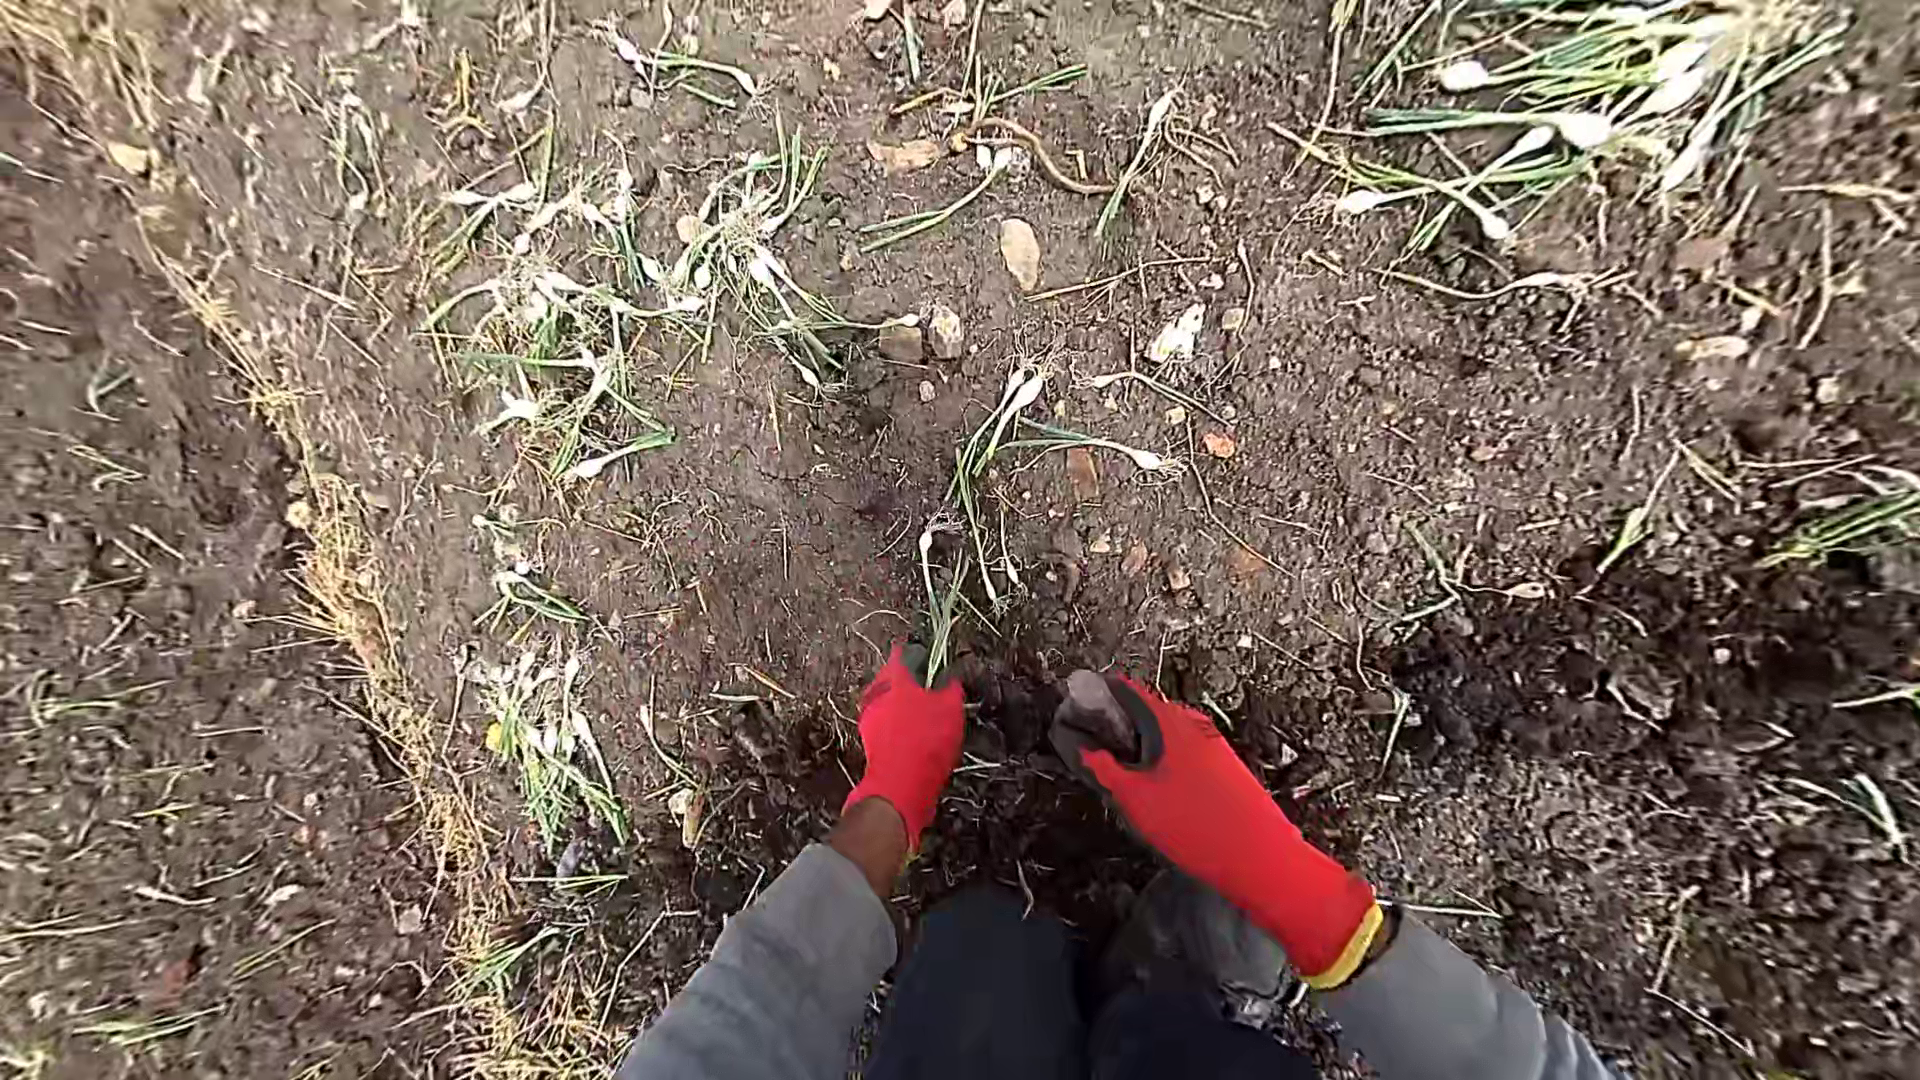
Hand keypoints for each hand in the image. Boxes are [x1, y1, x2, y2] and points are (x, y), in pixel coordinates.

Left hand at [842, 644, 964, 852]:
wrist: (899, 785)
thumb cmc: (926, 740)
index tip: (929, 655)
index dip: (918, 652)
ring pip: (888, 699)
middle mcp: (877, 693)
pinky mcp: (870, 740)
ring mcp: (869, 717)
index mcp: (895, 678)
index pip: (903, 653)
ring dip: (903, 701)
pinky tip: (914, 734)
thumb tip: (950, 677)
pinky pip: (886, 721)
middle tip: (930, 685)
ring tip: (925, 711)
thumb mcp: (950, 708)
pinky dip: (898, 722)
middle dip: (910, 678)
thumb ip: (949, 687)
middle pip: (893, 676)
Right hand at [1050, 670, 1382, 989]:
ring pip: (1167, 731)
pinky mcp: (1226, 765)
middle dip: (1121, 722)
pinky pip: (1185, 748)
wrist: (1265, 863)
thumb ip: (1106, 769)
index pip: (1128, 690)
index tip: (1082, 704)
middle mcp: (1194, 725)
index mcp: (1171, 722)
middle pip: (1148, 709)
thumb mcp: (1137, 800)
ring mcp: (1214, 744)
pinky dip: (1165, 755)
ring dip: (1144, 741)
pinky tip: (1158, 784)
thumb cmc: (1198, 829)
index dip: (1102, 693)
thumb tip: (1086, 750)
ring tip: (1124, 767)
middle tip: (1098, 742)